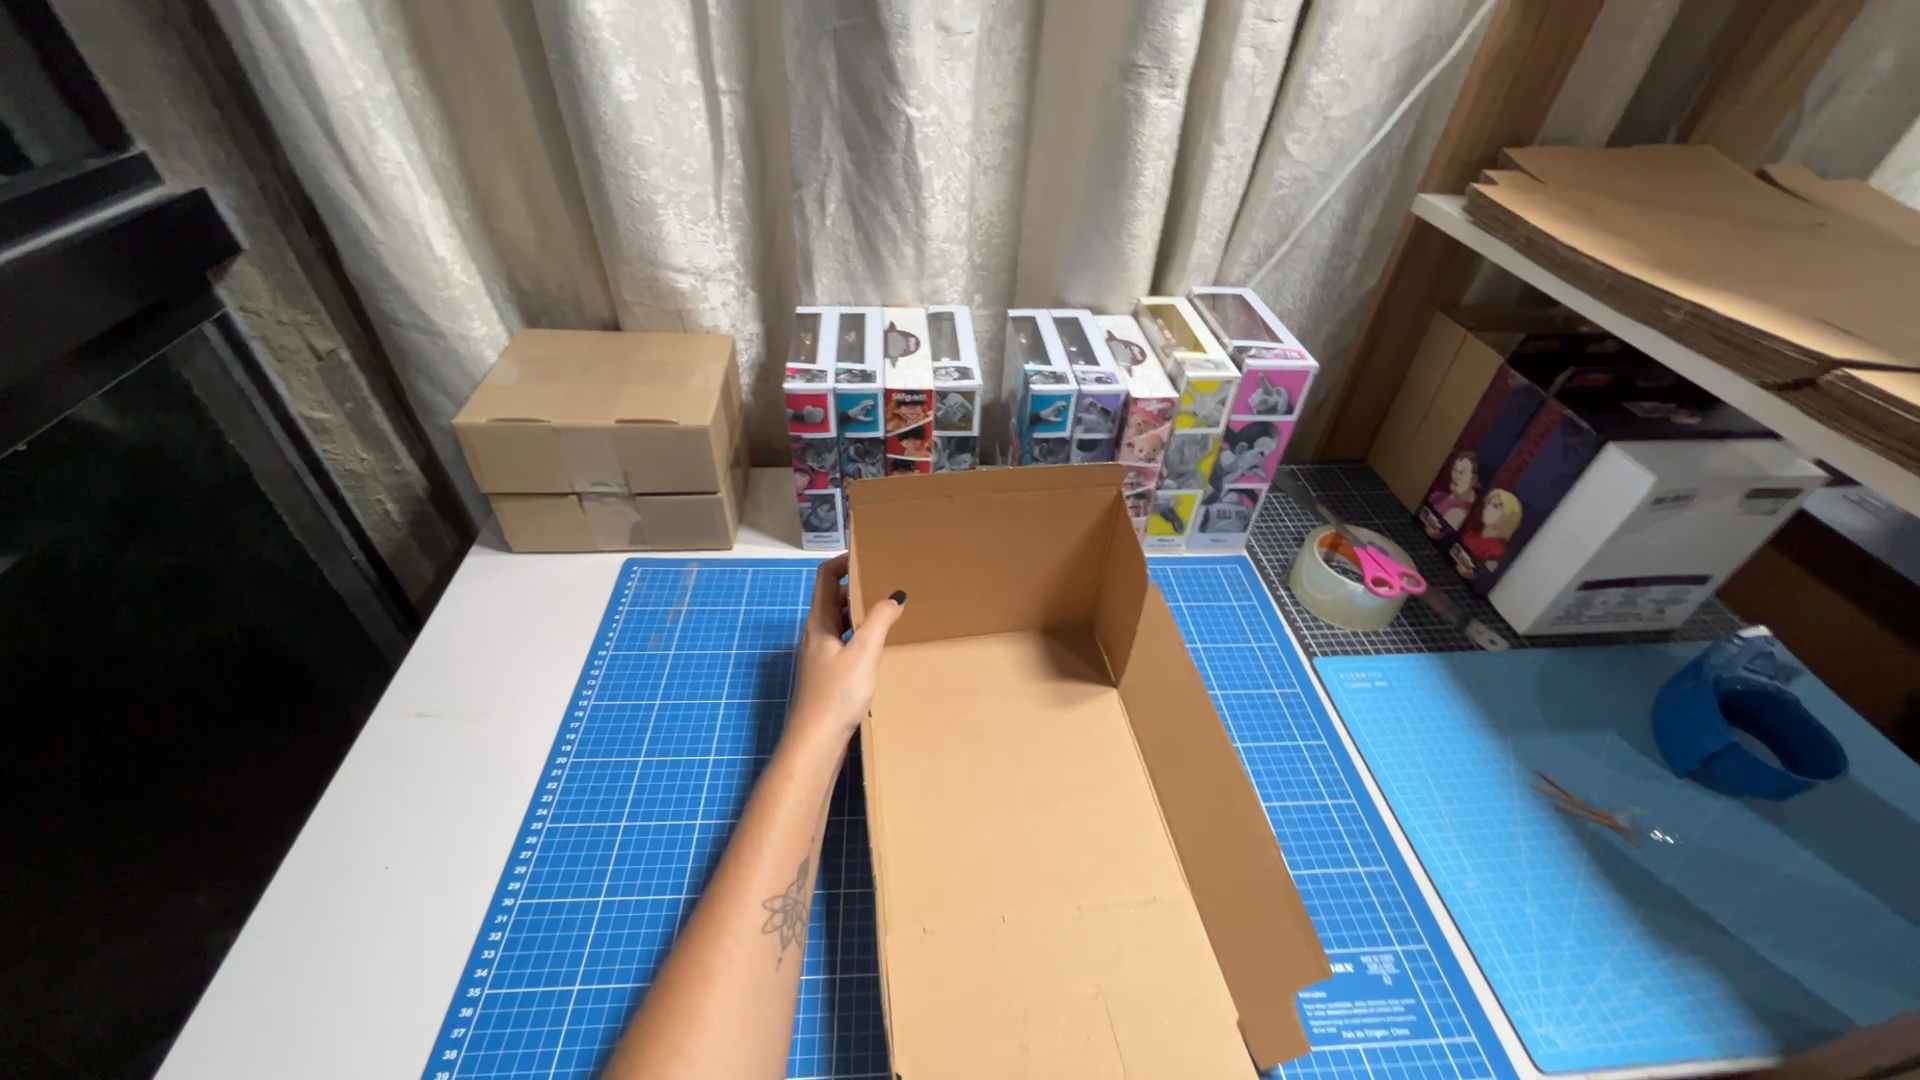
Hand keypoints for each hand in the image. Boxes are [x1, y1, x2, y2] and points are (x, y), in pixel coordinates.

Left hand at [785, 555, 905, 750]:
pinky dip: (860, 635)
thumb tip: (895, 595)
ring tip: (887, 609)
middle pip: (832, 599)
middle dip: (855, 586)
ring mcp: (819, 656)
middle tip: (884, 580)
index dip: (843, 561)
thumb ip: (880, 621)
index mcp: (818, 623)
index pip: (825, 578)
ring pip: (839, 623)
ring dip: (859, 611)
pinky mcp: (826, 675)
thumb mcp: (863, 652)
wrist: (816, 741)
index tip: (867, 555)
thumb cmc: (837, 693)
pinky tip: (878, 646)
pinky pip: (844, 643)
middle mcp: (815, 635)